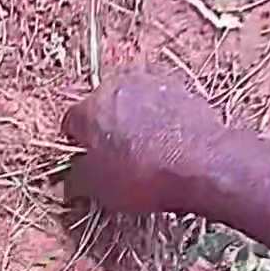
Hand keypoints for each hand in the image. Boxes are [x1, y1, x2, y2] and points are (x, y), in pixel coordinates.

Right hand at [63, 71, 225, 214]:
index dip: (74, 143)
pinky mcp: (181, 86)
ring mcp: (152, 81)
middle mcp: (118, 84)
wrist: (199, 164)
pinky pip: (157, 102)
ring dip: (130, 119)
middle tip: (110, 155)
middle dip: (103, 126)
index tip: (82, 158)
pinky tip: (162, 142)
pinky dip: (156, 118)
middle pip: (101, 104)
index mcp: (90, 108)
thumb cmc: (140, 177)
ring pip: (131, 100)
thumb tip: (73, 173)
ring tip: (139, 150)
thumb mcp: (96, 189)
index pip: (70, 122)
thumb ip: (77, 176)